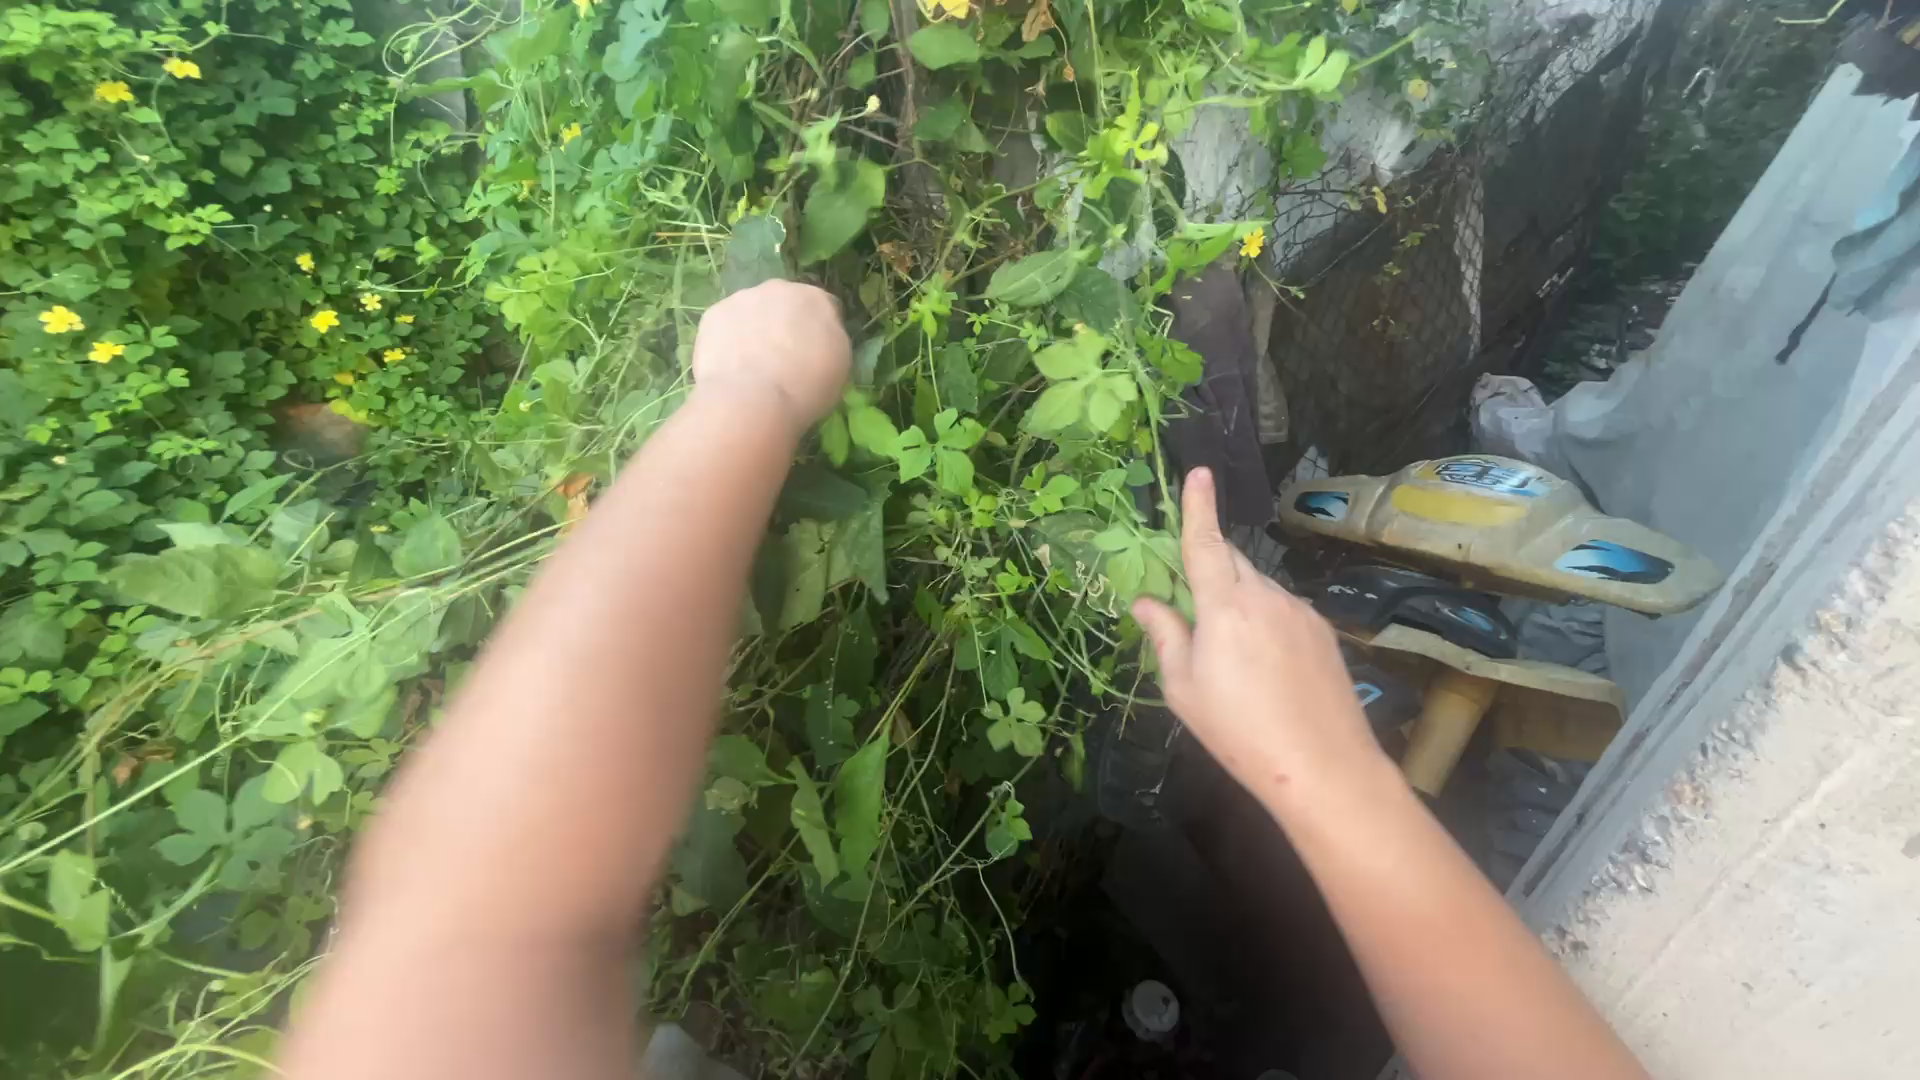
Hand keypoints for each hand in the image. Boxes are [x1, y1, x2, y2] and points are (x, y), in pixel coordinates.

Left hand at [691, 280, 850, 432]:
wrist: (754, 400)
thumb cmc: (807, 387)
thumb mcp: (839, 367)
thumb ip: (830, 342)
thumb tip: (818, 341)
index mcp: (817, 300)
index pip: (824, 308)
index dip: (820, 331)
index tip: (816, 353)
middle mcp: (780, 289)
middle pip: (785, 303)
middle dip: (785, 324)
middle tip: (783, 358)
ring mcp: (743, 298)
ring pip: (753, 311)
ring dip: (755, 330)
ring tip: (753, 366)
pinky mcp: (714, 313)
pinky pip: (727, 325)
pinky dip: (729, 340)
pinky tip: (732, 367)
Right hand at [1131, 468, 1386, 804]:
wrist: (1323, 766)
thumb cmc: (1238, 729)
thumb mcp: (1183, 687)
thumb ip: (1165, 635)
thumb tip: (1145, 601)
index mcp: (1224, 606)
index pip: (1205, 543)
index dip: (1199, 506)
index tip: (1199, 472)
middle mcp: (1266, 596)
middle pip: (1231, 562)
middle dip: (1209, 568)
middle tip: (1192, 608)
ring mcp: (1300, 612)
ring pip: (1257, 587)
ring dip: (1236, 600)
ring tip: (1231, 656)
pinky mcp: (1322, 631)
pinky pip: (1282, 608)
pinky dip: (1263, 618)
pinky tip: (1264, 665)